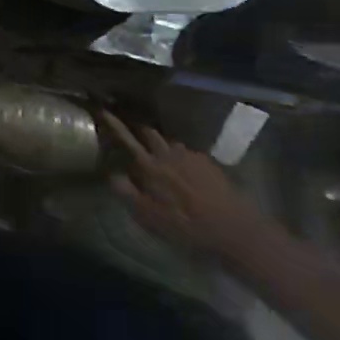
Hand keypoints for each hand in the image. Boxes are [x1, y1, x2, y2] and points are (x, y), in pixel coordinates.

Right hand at [100, 111, 271, 258]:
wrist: (236, 230)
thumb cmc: (187, 227)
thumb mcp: (151, 218)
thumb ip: (128, 194)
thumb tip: (112, 175)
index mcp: (151, 166)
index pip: (127, 138)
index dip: (114, 123)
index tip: (103, 108)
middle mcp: (169, 154)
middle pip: (150, 133)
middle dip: (139, 130)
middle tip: (133, 135)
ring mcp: (191, 156)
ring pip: (170, 143)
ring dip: (162, 145)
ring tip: (162, 157)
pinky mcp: (210, 164)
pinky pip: (189, 154)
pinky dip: (182, 158)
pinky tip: (187, 173)